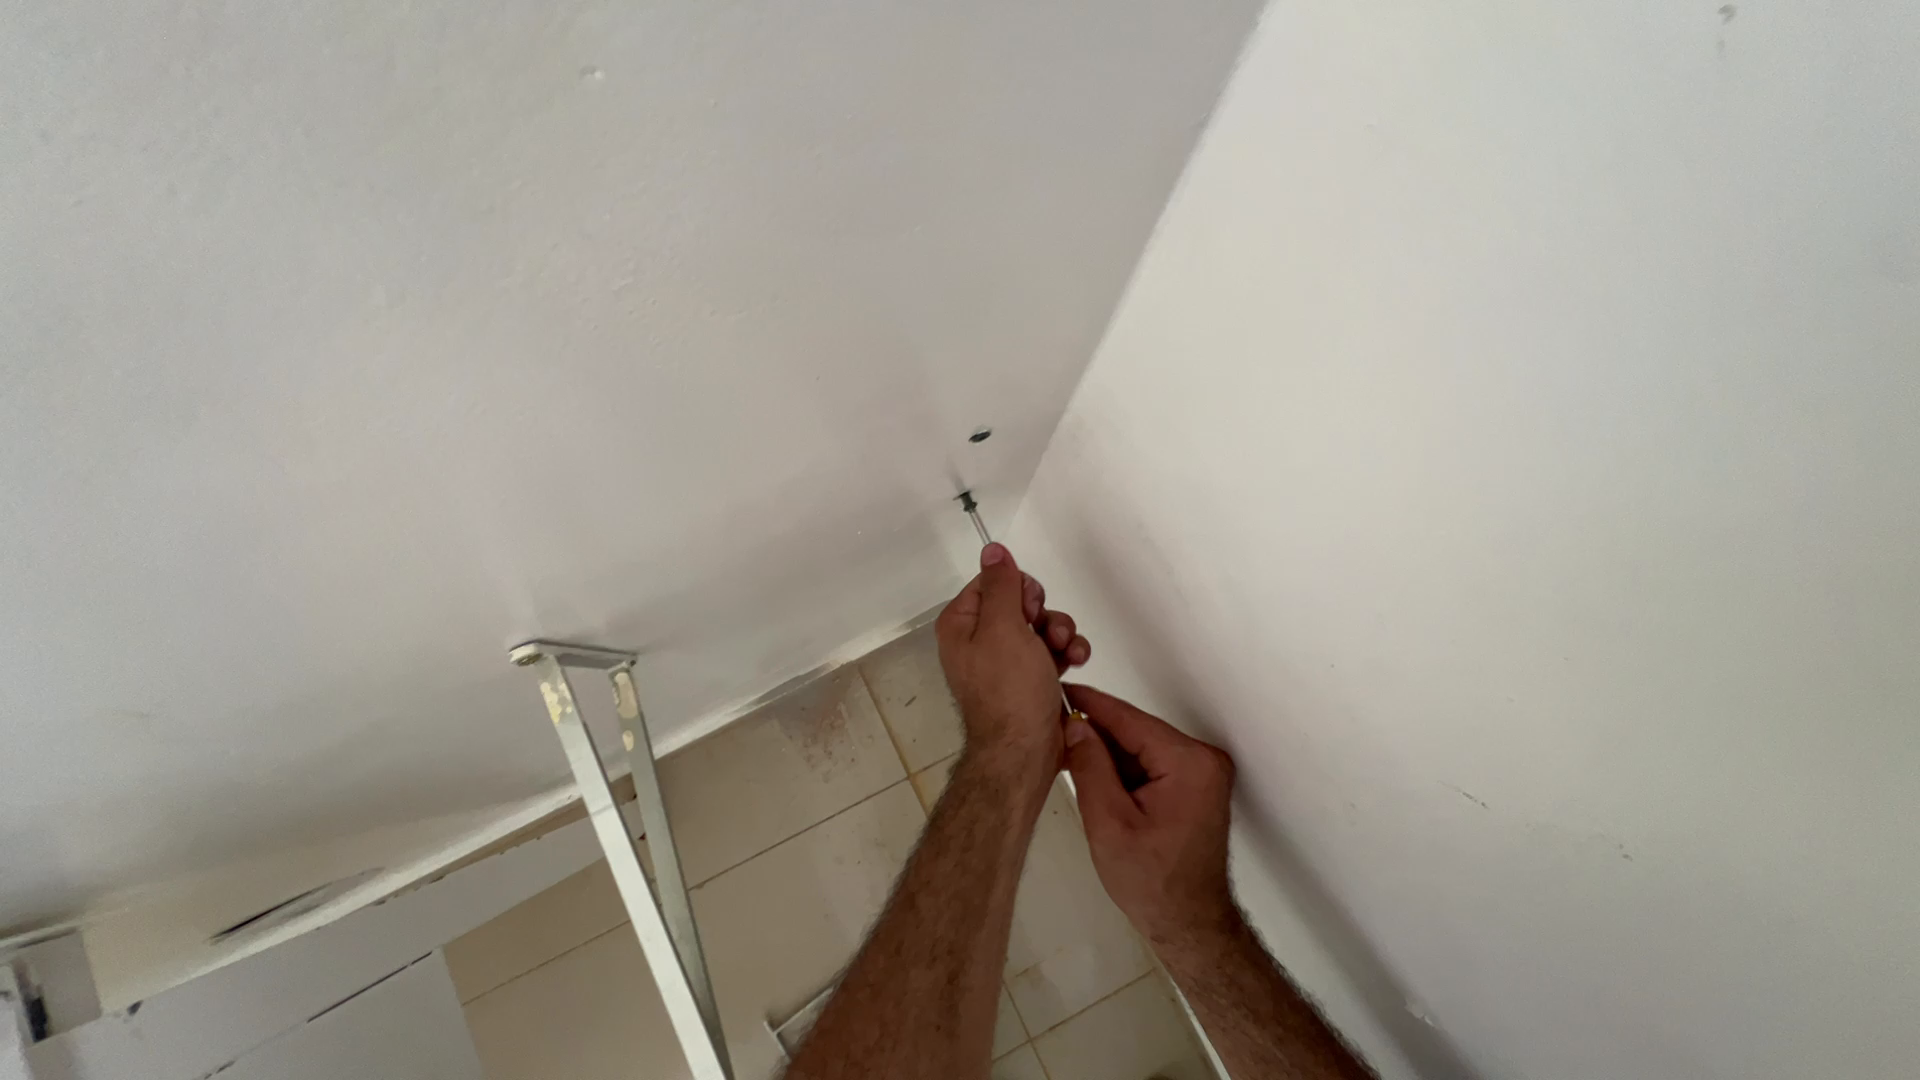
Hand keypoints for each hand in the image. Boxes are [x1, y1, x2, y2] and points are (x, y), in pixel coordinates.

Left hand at [936, 543, 1090, 781]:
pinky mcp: (1028, 679)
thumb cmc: (1009, 688)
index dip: (1018, 590)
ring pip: (1040, 625)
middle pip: (1019, 603)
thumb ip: (1001, 585)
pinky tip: (1078, 661)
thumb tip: (992, 549)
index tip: (1028, 609)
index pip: (992, 582)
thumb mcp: (1003, 628)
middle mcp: (978, 640)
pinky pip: (1050, 651)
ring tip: (1069, 652)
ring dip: (1061, 632)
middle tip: (1049, 633)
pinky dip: (1066, 652)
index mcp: (961, 624)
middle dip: (1044, 613)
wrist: (1025, 752)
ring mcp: (1004, 662)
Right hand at [1060, 683, 1238, 941]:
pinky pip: (1150, 762)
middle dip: (1094, 730)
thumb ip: (1090, 766)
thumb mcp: (1108, 822)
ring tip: (1062, 748)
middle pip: (1136, 731)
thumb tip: (1074, 724)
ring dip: (1105, 749)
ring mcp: (1202, 772)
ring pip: (1140, 746)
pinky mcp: (1195, 785)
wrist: (1189, 926)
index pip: (1130, 719)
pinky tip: (1090, 768)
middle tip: (1050, 726)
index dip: (1090, 703)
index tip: (1057, 688)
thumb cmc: (1149, 882)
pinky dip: (1121, 766)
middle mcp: (1203, 758)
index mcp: (1189, 762)